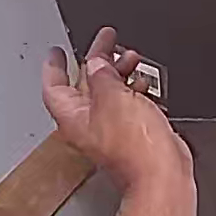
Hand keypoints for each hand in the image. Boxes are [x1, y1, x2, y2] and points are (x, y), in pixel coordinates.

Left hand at [41, 27, 191, 193]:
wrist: (162, 174)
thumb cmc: (135, 147)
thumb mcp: (113, 96)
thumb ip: (103, 74)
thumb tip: (98, 62)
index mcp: (74, 117)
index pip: (53, 87)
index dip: (53, 67)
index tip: (56, 51)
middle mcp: (89, 125)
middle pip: (85, 85)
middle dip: (97, 61)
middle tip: (106, 42)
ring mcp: (111, 131)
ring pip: (109, 93)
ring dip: (119, 73)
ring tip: (130, 57)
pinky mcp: (133, 134)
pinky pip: (128, 105)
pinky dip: (134, 90)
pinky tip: (143, 83)